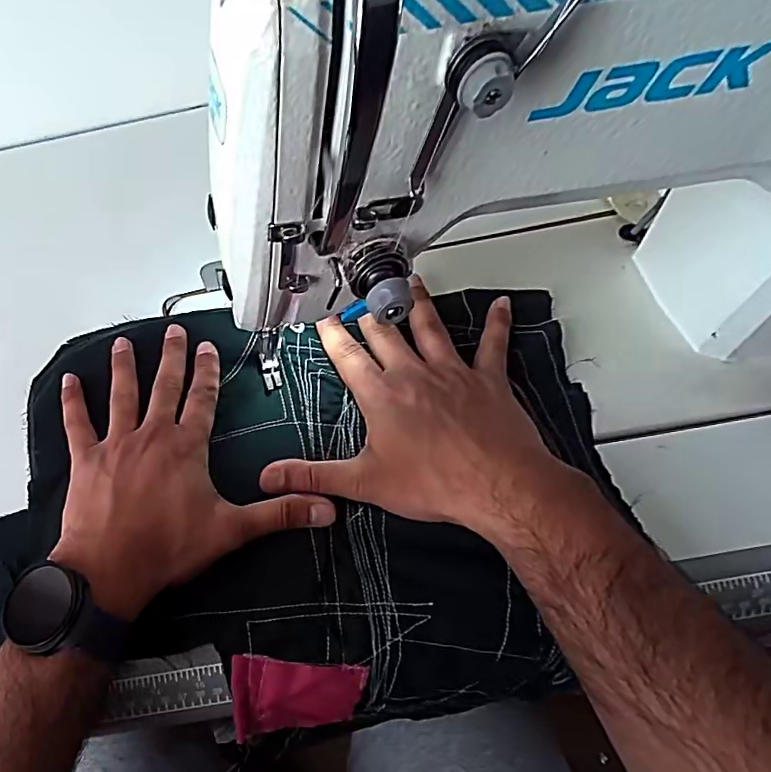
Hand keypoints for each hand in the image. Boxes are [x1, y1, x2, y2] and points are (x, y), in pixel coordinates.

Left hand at [52, 324, 335, 617]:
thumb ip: (277, 514)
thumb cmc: (165, 549)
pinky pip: (77, 422)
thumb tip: (324, 509)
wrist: (111, 568)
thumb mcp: (230, 530)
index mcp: (186, 448)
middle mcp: (151, 437)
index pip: (202, 400)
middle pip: (164, 387)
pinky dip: (72, 401)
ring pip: (121, 395)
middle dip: (171, 358)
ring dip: (123, 368)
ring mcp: (116, 445)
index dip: (207, 373)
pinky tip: (68, 381)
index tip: (208, 349)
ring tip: (123, 344)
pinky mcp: (86, 460)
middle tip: (172, 333)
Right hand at [258, 279, 582, 537]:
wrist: (497, 486)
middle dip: (370, 315)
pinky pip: (492, 344)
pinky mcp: (488, 381)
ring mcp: (453, 374)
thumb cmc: (434, 483)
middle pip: (387, 335)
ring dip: (419, 305)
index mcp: (381, 397)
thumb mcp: (361, 482)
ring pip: (432, 329)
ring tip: (411, 285)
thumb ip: (312, 476)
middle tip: (362, 299)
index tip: (325, 321)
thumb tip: (272, 476)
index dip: (333, 337)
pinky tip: (498, 306)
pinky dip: (495, 323)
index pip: (349, 358)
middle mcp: (415, 376)